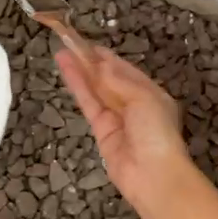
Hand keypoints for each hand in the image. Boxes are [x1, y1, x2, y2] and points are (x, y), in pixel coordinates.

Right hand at [55, 46, 194, 209]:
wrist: (153, 174)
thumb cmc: (156, 131)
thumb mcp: (143, 98)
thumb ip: (119, 80)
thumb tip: (100, 64)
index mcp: (150, 93)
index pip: (126, 70)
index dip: (107, 57)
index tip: (89, 44)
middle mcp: (133, 103)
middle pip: (108, 78)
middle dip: (91, 62)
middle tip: (70, 43)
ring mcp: (115, 117)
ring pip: (95, 89)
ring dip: (80, 70)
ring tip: (61, 52)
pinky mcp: (100, 130)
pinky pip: (88, 103)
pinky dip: (77, 86)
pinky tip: (67, 70)